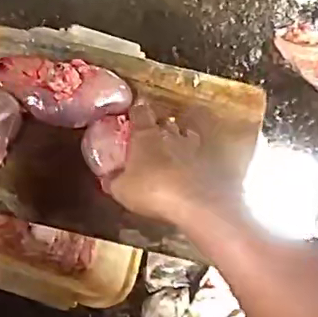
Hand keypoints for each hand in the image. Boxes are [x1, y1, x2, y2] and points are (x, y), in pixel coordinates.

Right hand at [103, 104, 245, 225]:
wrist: (194, 205)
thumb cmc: (150, 190)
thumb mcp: (120, 189)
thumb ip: (112, 180)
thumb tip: (106, 177)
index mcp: (145, 135)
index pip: (140, 112)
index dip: (135, 111)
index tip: (131, 112)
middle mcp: (170, 135)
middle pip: (164, 122)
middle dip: (158, 126)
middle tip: (150, 135)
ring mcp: (193, 148)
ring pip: (185, 135)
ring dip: (178, 139)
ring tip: (172, 150)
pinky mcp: (210, 163)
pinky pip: (199, 155)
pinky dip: (194, 158)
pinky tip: (189, 168)